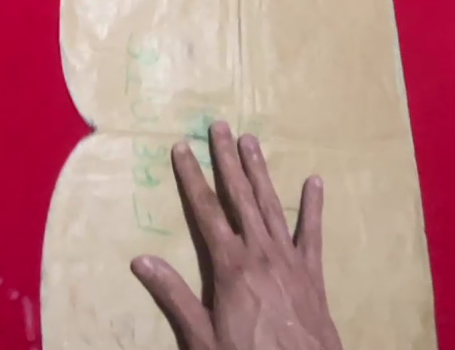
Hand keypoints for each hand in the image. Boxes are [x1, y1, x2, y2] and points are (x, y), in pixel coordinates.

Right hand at [130, 121, 341, 349]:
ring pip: (271, 204)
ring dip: (260, 170)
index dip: (192, 177)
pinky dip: (313, 206)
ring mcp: (289, 259)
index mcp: (230, 266)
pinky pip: (313, 233)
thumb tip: (139, 260)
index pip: (206, 210)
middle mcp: (260, 252)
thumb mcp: (203, 340)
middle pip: (239, 196)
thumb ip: (174, 296)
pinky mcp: (313, 273)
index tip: (182, 147)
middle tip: (220, 126)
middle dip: (227, 159)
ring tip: (251, 140)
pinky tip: (315, 181)